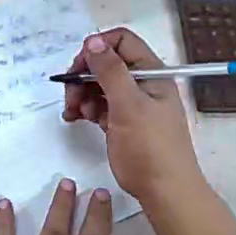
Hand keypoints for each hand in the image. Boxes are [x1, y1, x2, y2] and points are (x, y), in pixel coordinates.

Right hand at [63, 29, 202, 203]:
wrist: (166, 193)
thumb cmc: (150, 147)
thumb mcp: (128, 105)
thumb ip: (110, 71)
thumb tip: (93, 41)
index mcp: (151, 73)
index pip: (122, 41)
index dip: (98, 47)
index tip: (79, 65)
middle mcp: (143, 83)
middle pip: (107, 63)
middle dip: (84, 74)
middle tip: (70, 93)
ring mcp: (134, 103)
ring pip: (100, 84)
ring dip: (82, 93)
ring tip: (74, 112)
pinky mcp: (124, 122)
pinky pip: (100, 104)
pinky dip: (86, 108)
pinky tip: (76, 118)